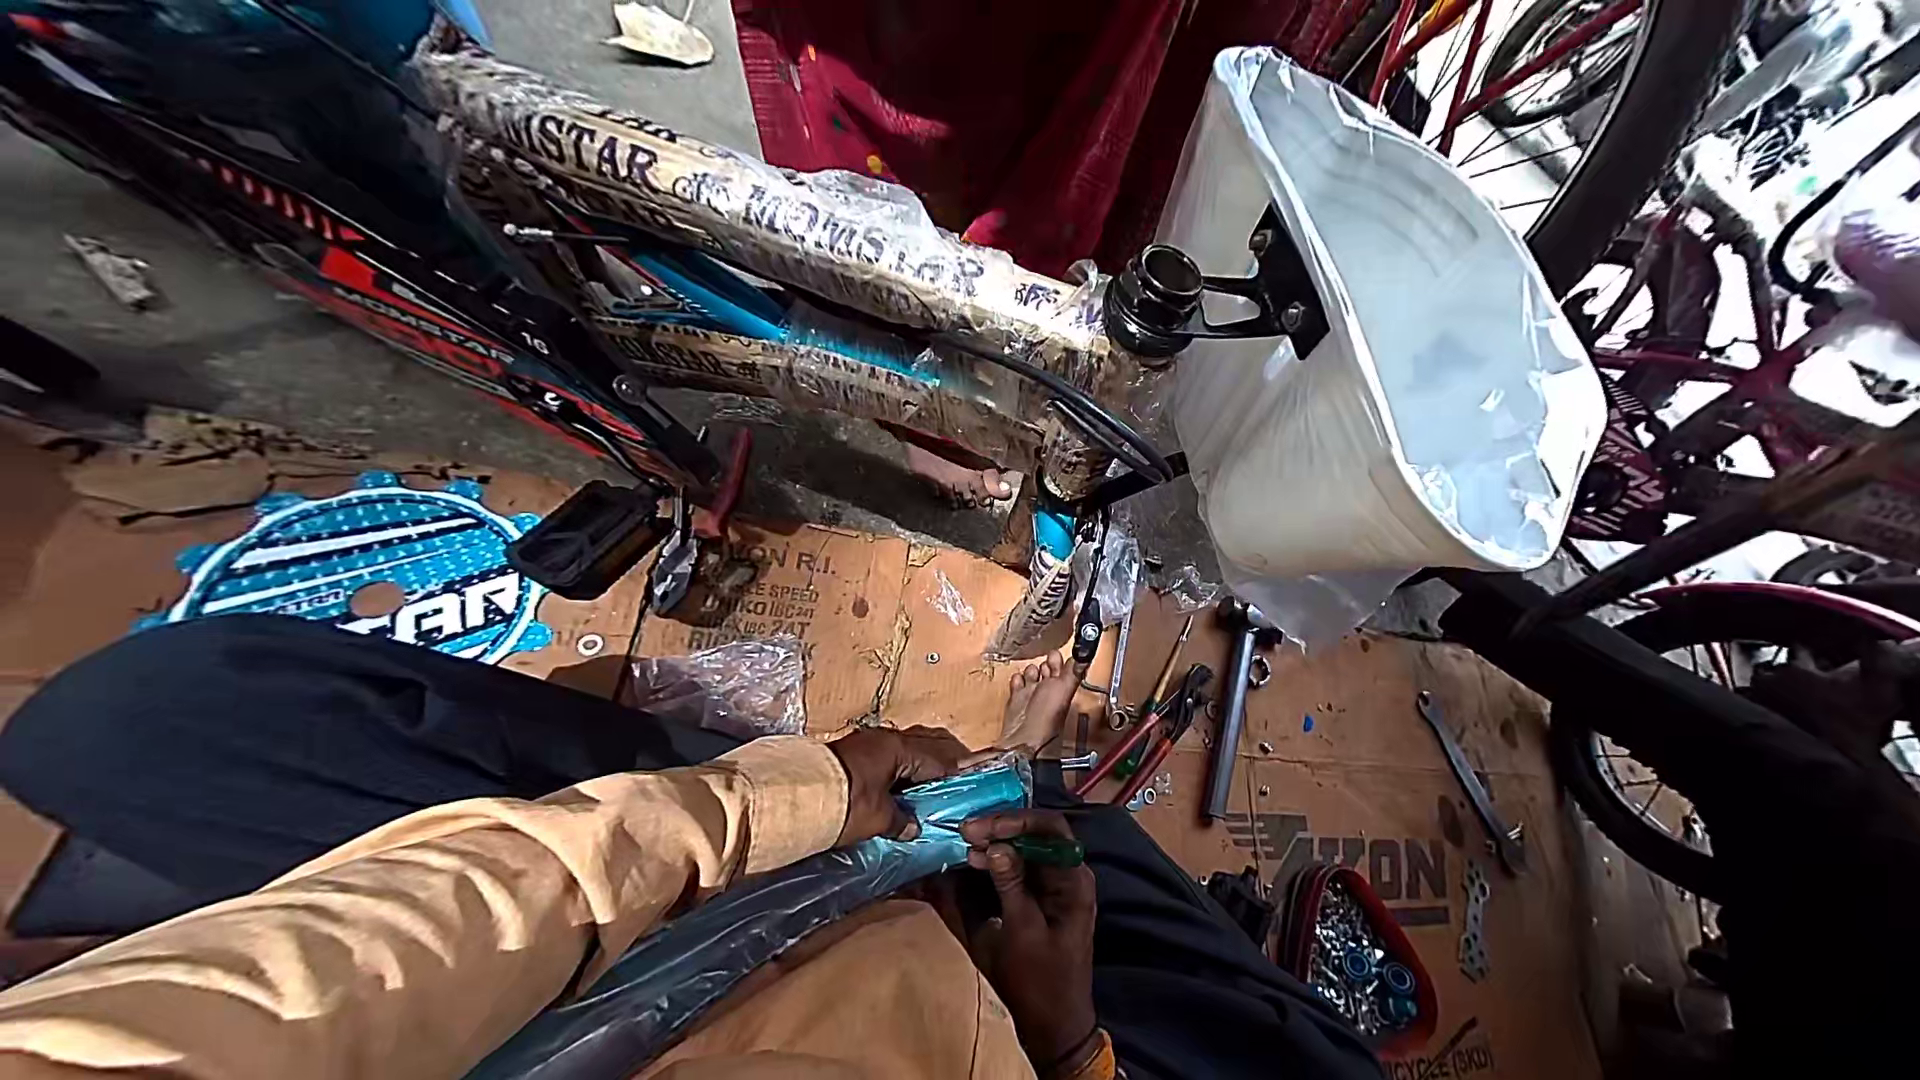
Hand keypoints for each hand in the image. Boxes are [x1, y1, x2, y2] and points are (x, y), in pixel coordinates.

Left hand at [827, 725, 966, 844]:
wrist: (797, 796)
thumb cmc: (847, 802)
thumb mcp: (878, 817)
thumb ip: (900, 821)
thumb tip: (912, 827)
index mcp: (898, 748)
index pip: (936, 761)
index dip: (952, 777)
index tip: (965, 787)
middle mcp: (885, 739)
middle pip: (919, 752)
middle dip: (932, 771)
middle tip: (947, 791)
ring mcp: (866, 743)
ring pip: (899, 756)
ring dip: (910, 774)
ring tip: (921, 796)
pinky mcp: (850, 753)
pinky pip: (883, 761)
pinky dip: (893, 775)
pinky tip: (895, 793)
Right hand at [961, 809, 1097, 1068]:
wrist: (1052, 1027)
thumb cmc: (1040, 981)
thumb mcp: (1021, 931)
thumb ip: (1009, 884)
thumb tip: (993, 845)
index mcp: (1074, 879)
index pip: (1050, 828)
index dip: (1016, 820)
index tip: (983, 827)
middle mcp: (1068, 873)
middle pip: (1036, 832)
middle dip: (1001, 827)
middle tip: (967, 831)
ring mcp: (1054, 883)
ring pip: (1026, 845)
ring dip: (997, 840)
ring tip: (967, 843)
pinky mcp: (1039, 895)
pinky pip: (1020, 864)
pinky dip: (998, 858)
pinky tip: (976, 858)